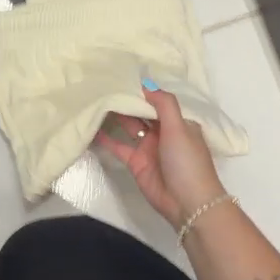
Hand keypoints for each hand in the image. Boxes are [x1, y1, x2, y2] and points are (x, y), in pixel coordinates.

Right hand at [96, 87, 226, 226]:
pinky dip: (106, 139)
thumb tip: (146, 84)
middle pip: (142, 112)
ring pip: (129, 127)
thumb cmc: (187, 161)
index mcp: (178, 122)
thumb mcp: (179, 128)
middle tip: (103, 85)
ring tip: (95, 101)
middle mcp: (163, 132)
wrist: (187, 203)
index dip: (142, 90)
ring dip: (115, 116)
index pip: (158, 101)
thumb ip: (163, 104)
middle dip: (127, 100)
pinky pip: (119, 146)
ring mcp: (148, 148)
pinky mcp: (136, 163)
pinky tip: (91, 128)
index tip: (122, 76)